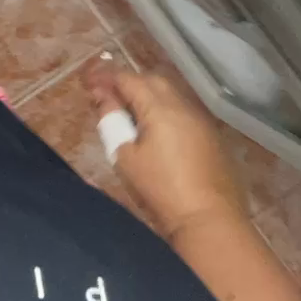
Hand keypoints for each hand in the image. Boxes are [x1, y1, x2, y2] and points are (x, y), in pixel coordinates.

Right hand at [86, 63, 246, 240]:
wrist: (211, 223)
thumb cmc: (161, 190)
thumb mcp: (124, 155)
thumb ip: (112, 120)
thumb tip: (104, 98)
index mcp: (160, 109)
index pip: (127, 78)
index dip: (104, 77)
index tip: (87, 83)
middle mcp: (184, 108)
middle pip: (152, 80)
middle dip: (127, 82)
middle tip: (108, 95)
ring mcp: (203, 123)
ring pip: (171, 94)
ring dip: (148, 94)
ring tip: (130, 110)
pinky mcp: (213, 139)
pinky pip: (184, 110)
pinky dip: (165, 109)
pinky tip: (156, 128)